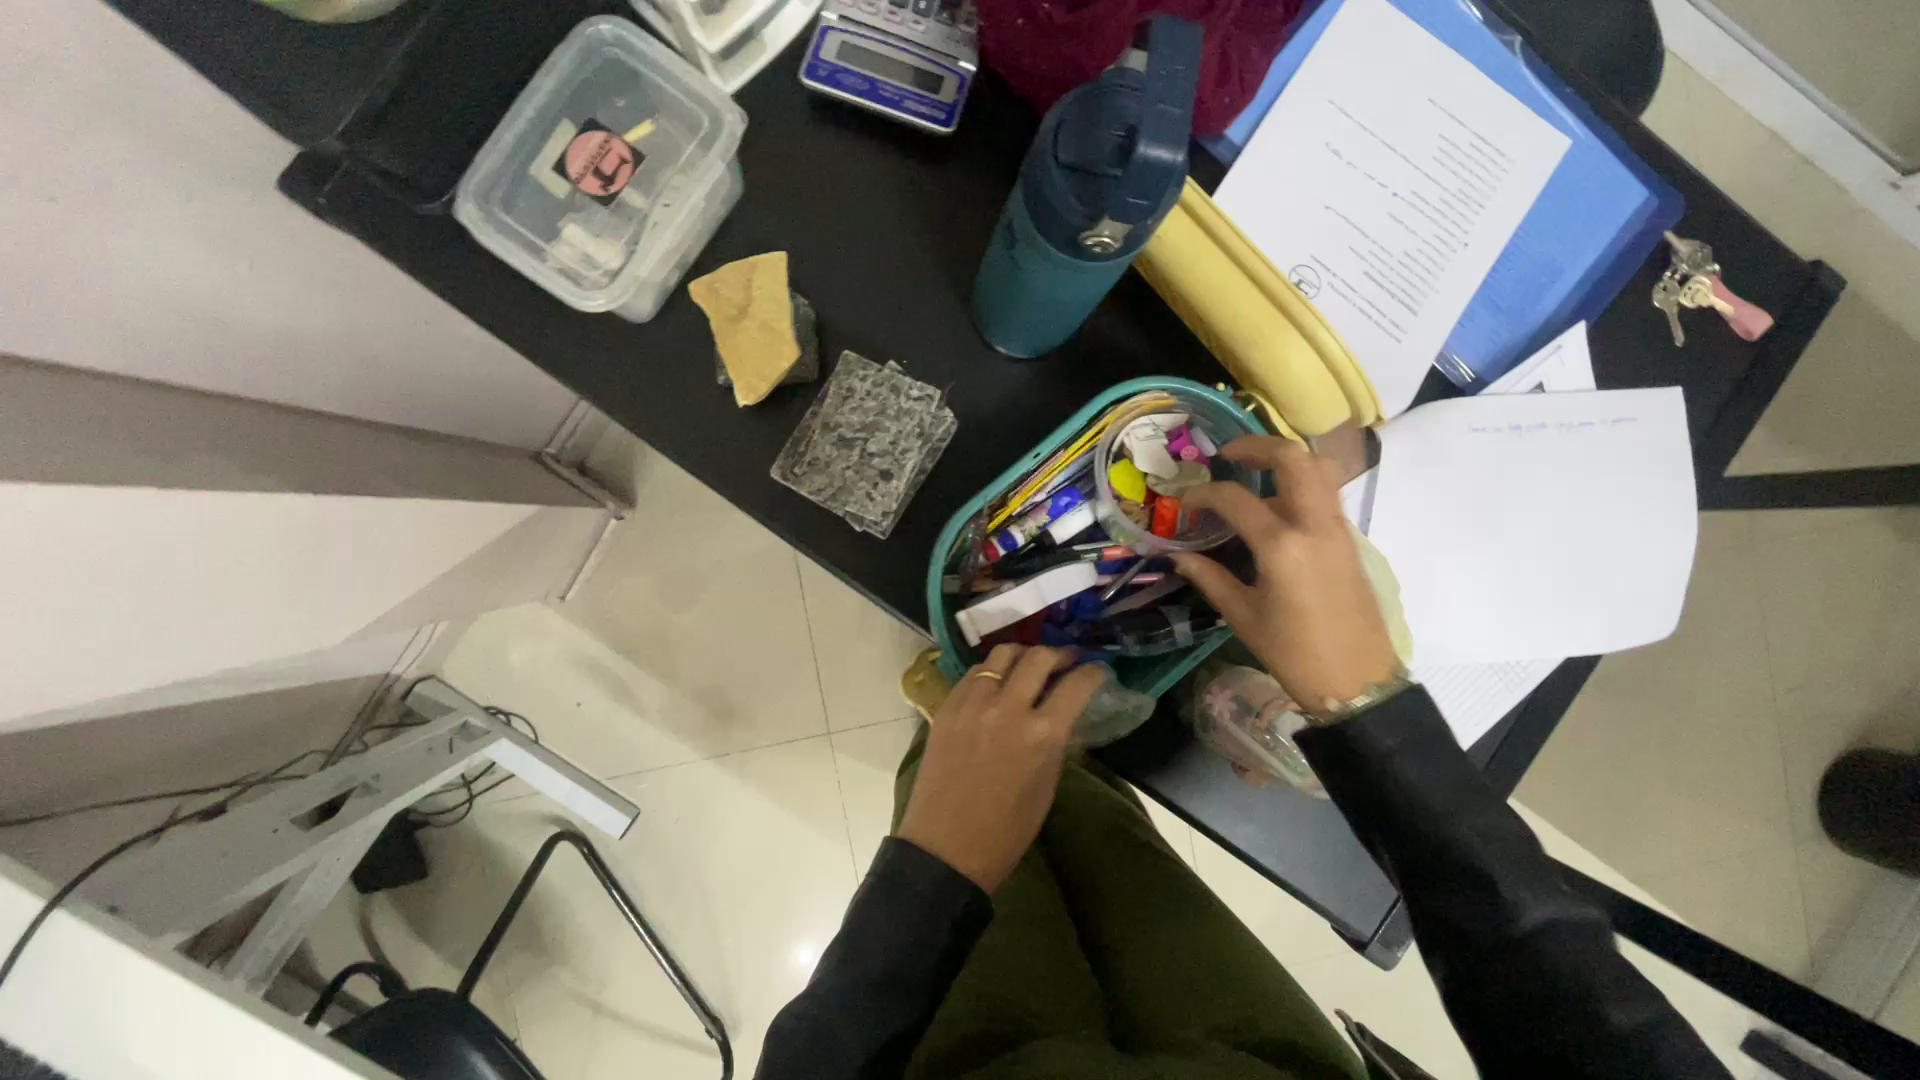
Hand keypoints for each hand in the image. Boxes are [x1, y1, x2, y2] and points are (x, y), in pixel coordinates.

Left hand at [896, 645, 1104, 892]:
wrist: (947, 849)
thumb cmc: (1007, 830)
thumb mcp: (1047, 786)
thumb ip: (1056, 742)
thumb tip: (1063, 713)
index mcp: (1041, 734)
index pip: (1076, 685)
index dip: (1093, 672)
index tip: (1098, 669)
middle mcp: (1008, 708)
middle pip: (1039, 657)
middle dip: (1060, 654)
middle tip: (1067, 660)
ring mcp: (972, 704)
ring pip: (1001, 656)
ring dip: (1022, 655)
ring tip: (1030, 664)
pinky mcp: (946, 708)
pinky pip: (973, 675)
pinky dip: (990, 672)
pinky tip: (997, 683)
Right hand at [1170, 436, 1399, 714]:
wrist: (1356, 680)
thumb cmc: (1293, 652)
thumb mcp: (1243, 615)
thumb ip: (1209, 577)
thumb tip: (1179, 556)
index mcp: (1281, 545)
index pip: (1235, 498)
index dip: (1203, 494)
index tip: (1184, 500)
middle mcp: (1314, 525)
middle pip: (1293, 459)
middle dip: (1257, 446)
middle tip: (1228, 455)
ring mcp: (1337, 529)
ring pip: (1318, 469)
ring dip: (1284, 460)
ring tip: (1253, 470)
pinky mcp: (1349, 540)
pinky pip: (1326, 493)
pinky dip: (1300, 483)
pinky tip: (1275, 505)